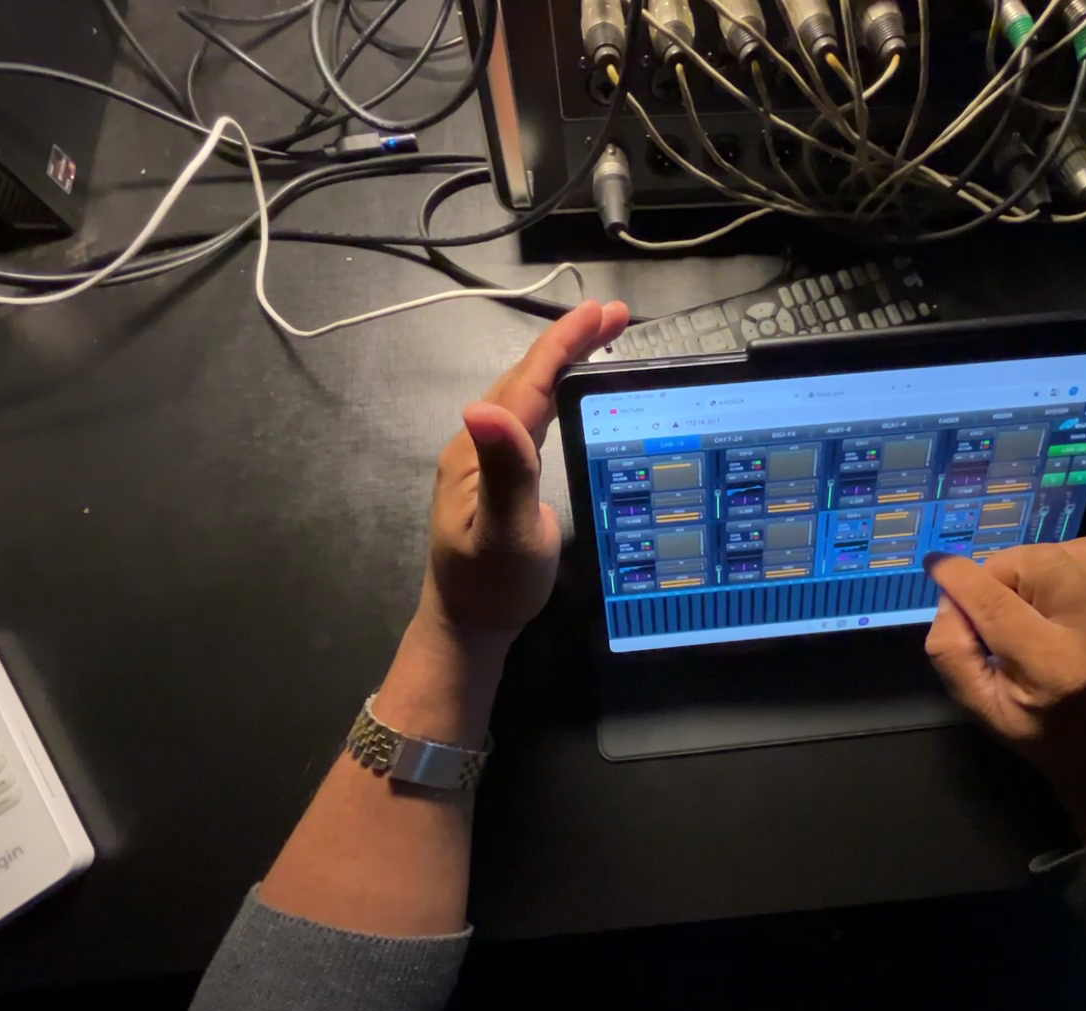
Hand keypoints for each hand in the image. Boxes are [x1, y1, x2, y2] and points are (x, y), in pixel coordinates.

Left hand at [418, 299, 628, 645]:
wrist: (469, 623)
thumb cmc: (491, 586)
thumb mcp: (503, 534)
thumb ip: (504, 473)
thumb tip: (483, 406)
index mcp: (479, 451)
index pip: (526, 383)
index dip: (563, 344)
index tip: (602, 312)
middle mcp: (479, 445)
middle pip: (526, 378)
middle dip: (570, 341)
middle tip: (616, 316)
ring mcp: (488, 459)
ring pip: (528, 395)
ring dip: (564, 362)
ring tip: (602, 340)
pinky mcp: (501, 475)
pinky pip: (532, 419)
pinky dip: (558, 394)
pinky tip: (574, 393)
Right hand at [922, 534, 1085, 840]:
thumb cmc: (1043, 737)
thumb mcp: (981, 709)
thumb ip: (951, 653)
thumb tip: (950, 599)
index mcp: (1051, 666)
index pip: (992, 600)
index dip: (955, 575)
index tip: (936, 565)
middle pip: (1040, 561)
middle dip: (1001, 568)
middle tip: (993, 595)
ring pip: (1082, 551)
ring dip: (1045, 559)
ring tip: (1032, 587)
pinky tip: (1076, 572)